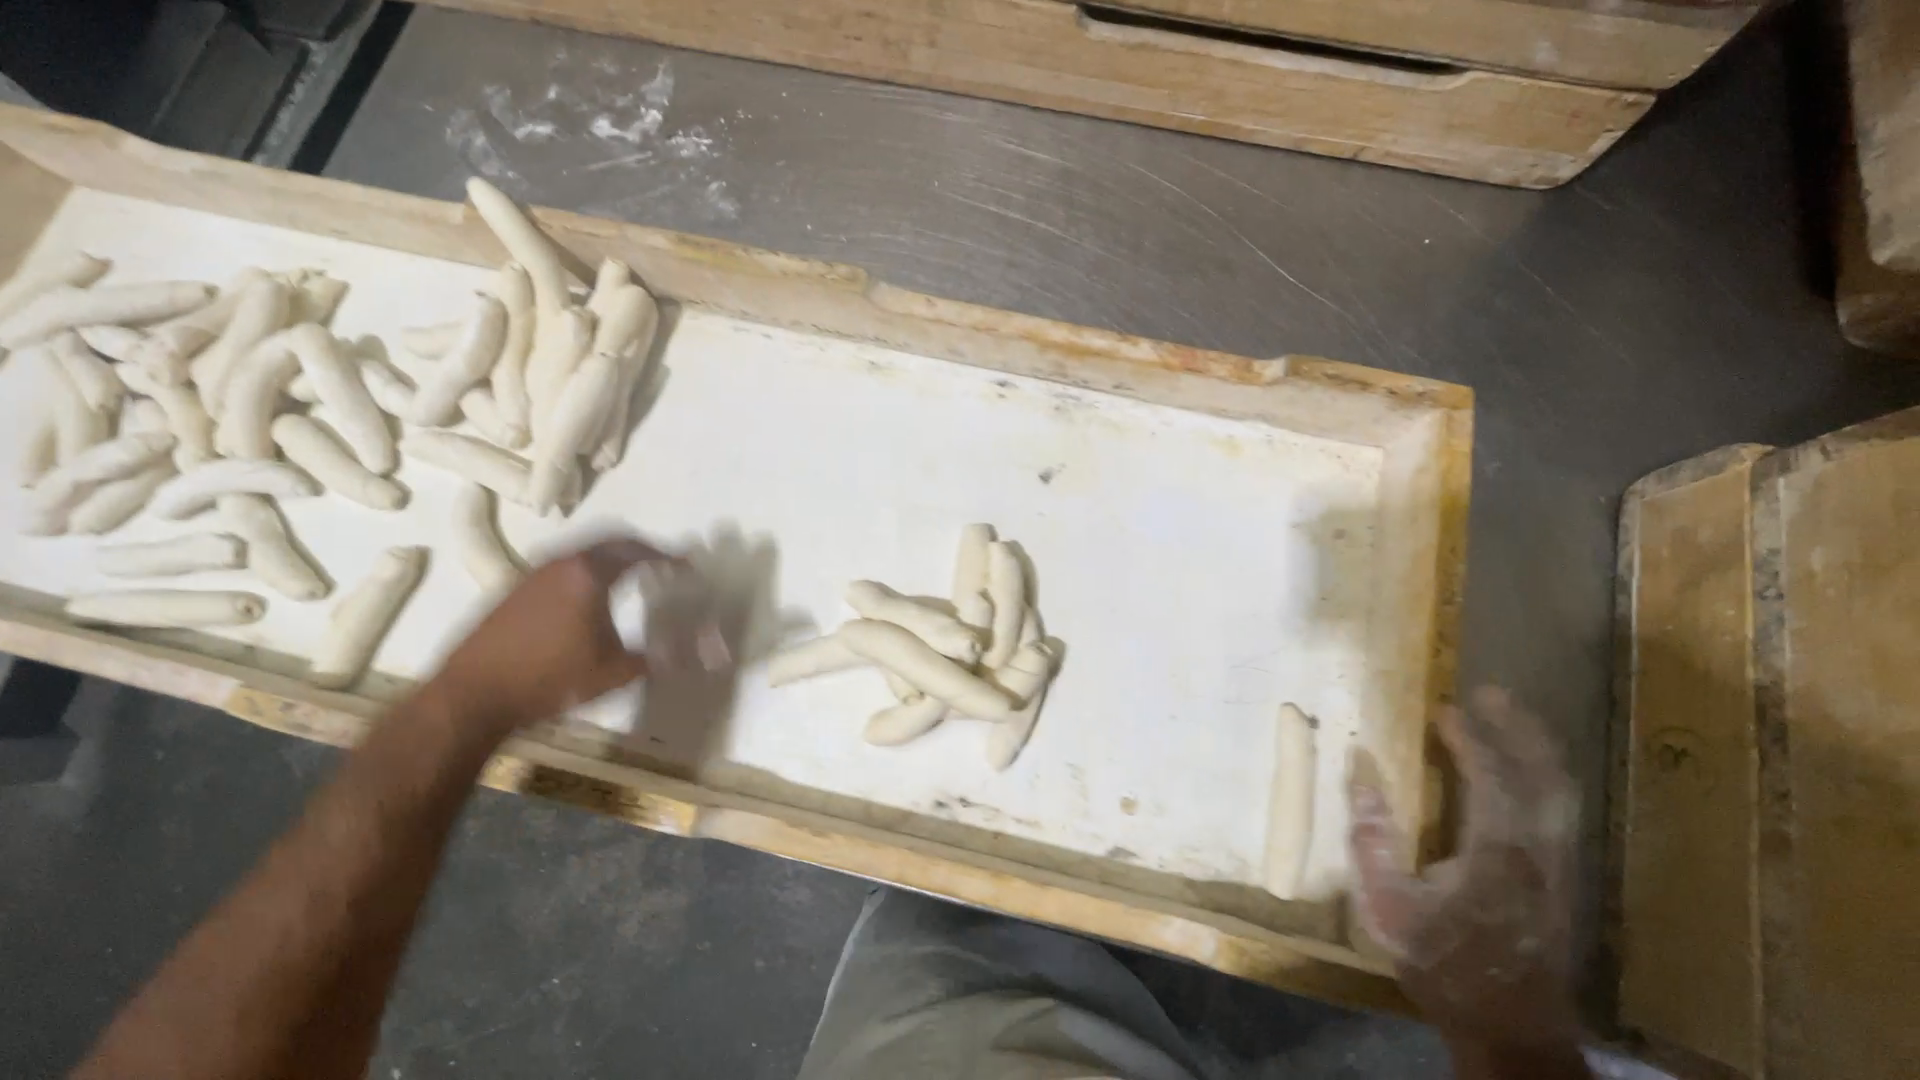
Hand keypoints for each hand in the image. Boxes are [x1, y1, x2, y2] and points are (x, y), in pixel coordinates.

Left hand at [432, 536, 675, 733]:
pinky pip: (564, 567)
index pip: (639, 551)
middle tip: (662, 563)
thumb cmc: (550, 679)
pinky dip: (587, 571)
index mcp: (590, 573)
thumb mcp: (615, 673)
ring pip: (583, 552)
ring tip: (630, 577)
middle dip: (640, 548)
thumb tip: (710, 652)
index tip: (688, 565)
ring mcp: (534, 573)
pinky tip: (590, 598)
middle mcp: (562, 562)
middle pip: (610, 540)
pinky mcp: (515, 589)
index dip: (668, 557)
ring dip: (610, 558)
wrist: (472, 696)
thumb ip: (662, 657)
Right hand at [1347, 687, 1582, 1055]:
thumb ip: (1372, 837)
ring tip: (1509, 723)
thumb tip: (1361, 774)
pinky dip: (1542, 779)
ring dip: (1536, 751)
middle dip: (1520, 729)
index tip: (1446, 709)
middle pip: (1543, 774)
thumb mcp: (1386, 904)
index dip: (1469, 738)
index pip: (1490, 777)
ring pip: (1560, 793)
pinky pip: (1560, 812)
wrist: (1510, 1027)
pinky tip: (1523, 777)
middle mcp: (1540, 851)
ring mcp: (1560, 867)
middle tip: (1492, 695)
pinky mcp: (1565, 882)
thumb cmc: (1441, 963)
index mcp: (1497, 851)